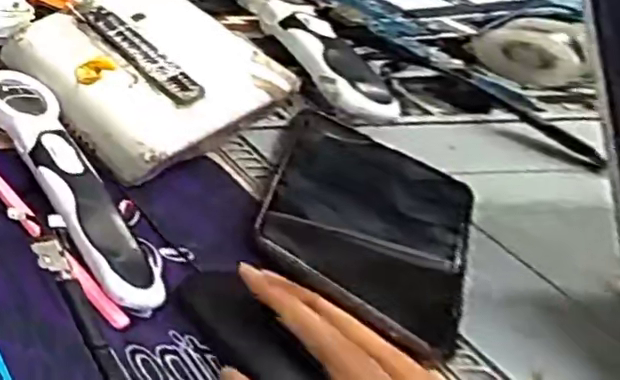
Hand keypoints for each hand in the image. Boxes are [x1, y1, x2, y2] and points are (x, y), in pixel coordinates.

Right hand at [220, 264, 434, 379]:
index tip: (246, 272)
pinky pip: (414, 365)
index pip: (324, 332)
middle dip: (306, 296)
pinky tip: (364, 341)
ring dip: (342, 316)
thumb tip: (228, 370)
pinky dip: (377, 343)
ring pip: (394, 346)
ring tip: (305, 298)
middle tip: (265, 274)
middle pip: (360, 329)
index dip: (281, 298)